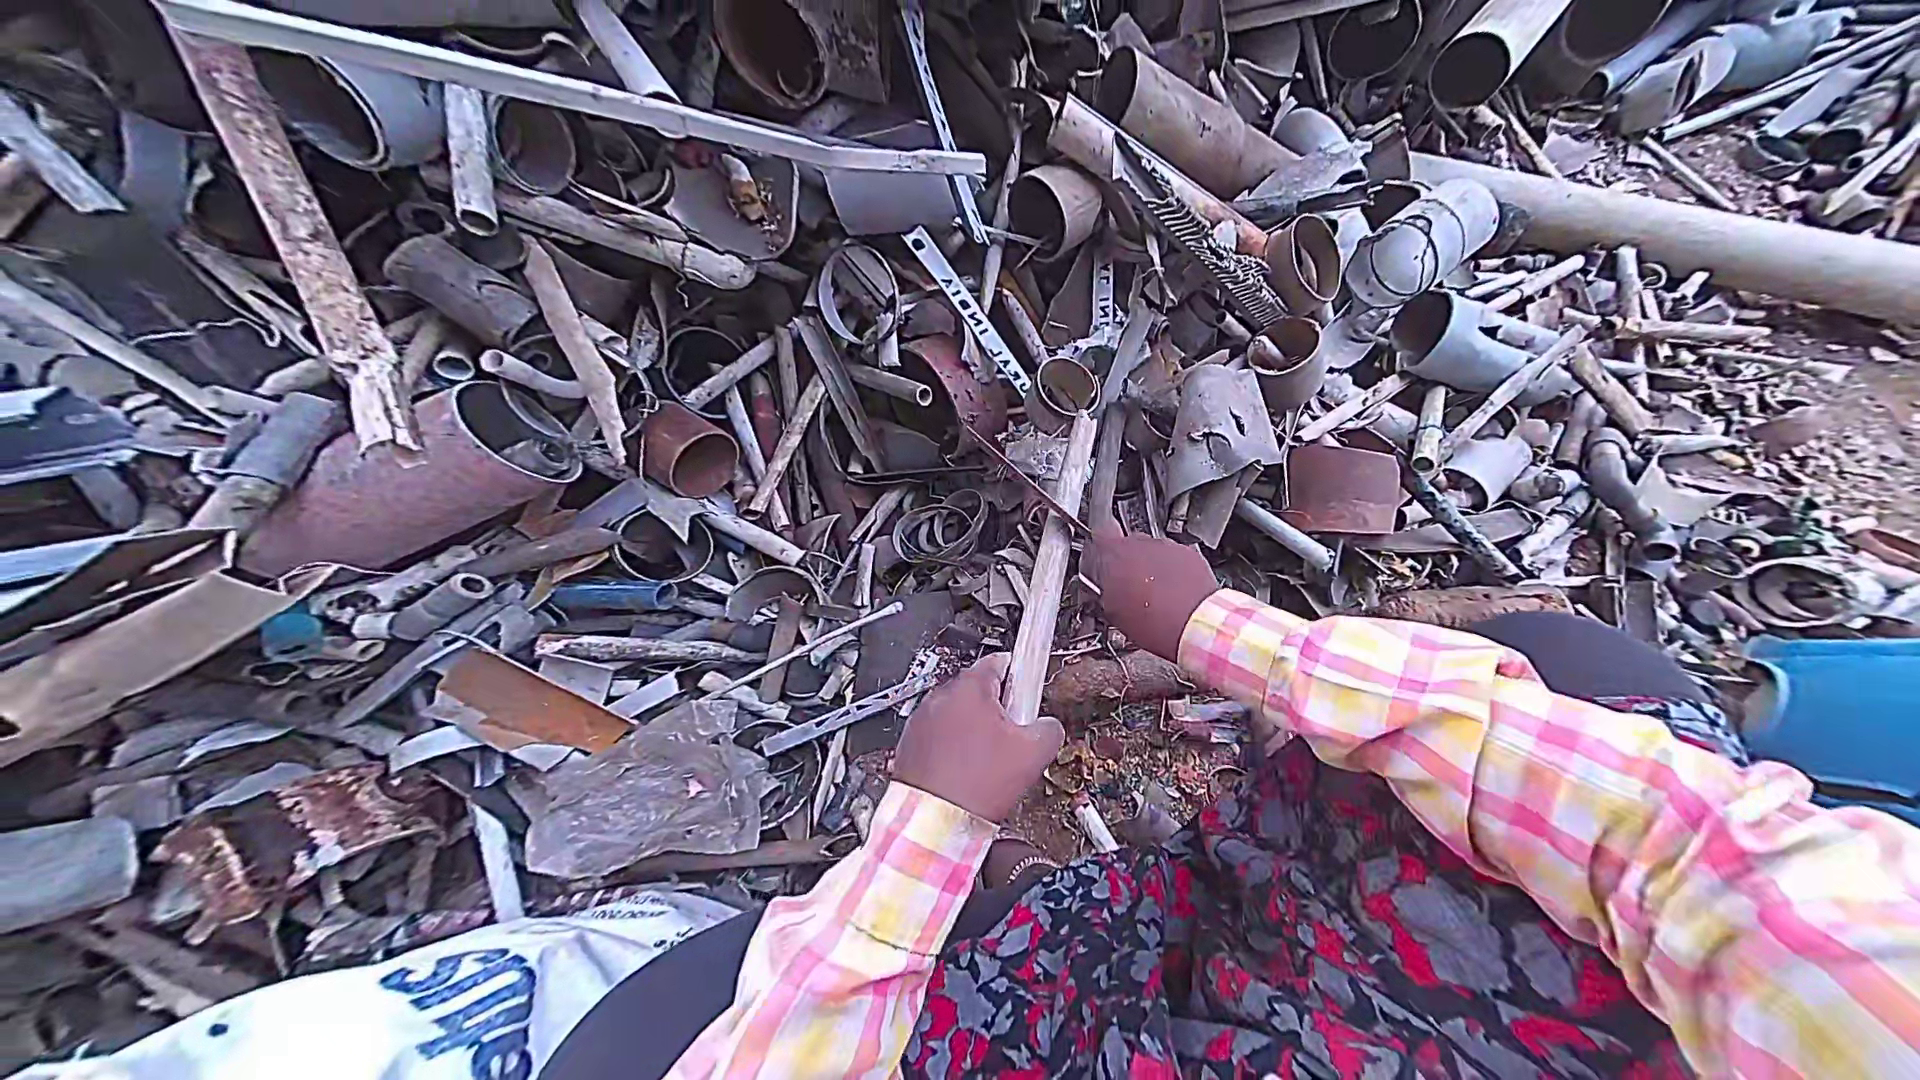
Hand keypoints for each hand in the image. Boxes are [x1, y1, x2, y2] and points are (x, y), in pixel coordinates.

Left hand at [892, 653, 1064, 821]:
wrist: (934, 820)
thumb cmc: (975, 784)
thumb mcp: (1033, 754)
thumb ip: (1049, 727)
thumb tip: (1049, 725)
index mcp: (970, 688)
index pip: (1000, 661)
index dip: (1021, 674)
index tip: (1028, 686)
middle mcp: (941, 696)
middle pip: (980, 689)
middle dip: (998, 708)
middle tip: (1012, 735)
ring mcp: (922, 718)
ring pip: (959, 713)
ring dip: (974, 728)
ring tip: (988, 759)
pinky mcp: (911, 741)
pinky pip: (940, 733)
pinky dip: (953, 745)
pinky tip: (966, 769)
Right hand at [1080, 515, 1219, 661]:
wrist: (1195, 625)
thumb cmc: (1153, 621)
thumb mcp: (1113, 610)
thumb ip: (1105, 590)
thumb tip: (1104, 591)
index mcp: (1115, 552)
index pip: (1099, 534)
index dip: (1098, 546)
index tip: (1100, 557)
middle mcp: (1142, 542)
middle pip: (1128, 544)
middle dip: (1127, 562)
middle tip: (1128, 586)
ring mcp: (1167, 546)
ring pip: (1152, 552)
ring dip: (1151, 567)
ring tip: (1153, 595)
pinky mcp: (1190, 554)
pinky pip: (1175, 559)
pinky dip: (1173, 572)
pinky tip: (1171, 594)